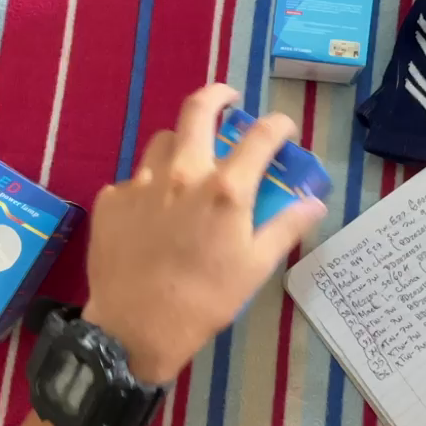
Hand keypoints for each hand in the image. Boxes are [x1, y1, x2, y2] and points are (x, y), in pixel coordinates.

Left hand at [82, 84, 325, 384]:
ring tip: (187, 165)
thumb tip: (314, 203)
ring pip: (161, 141)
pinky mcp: (111, 200)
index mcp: (225, 188)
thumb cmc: (205, 301)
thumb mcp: (256, 267)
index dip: (278, 124)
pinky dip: (149, 187)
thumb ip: (286, 227)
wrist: (135, 329)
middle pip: (198, 110)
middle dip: (218, 95)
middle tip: (228, 99)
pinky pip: (134, 179)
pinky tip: (152, 213)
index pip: (260, 136)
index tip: (284, 128)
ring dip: (180, 144)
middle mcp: (182, 173)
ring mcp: (141, 183)